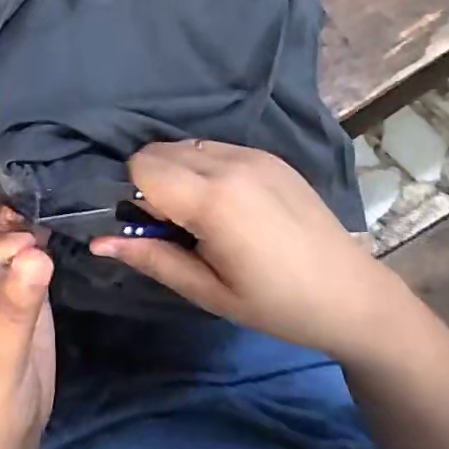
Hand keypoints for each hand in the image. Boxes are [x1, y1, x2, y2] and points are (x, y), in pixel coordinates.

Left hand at [0, 180, 55, 448]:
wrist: (6, 439)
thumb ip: (16, 305)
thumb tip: (38, 251)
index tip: (27, 242)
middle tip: (29, 193)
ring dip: (17, 215)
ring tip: (45, 203)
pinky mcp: (16, 285)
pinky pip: (23, 249)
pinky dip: (36, 234)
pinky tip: (55, 222)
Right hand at [91, 140, 402, 358]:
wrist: (351, 294)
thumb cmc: (276, 304)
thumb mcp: (208, 291)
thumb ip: (150, 258)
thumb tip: (97, 242)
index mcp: (214, 198)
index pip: (142, 165)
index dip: (137, 196)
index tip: (160, 229)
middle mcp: (230, 162)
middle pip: (158, 150)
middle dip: (153, 183)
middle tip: (181, 227)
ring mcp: (253, 153)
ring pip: (184, 145)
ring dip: (178, 173)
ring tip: (206, 216)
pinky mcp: (269, 154)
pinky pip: (214, 147)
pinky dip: (204, 167)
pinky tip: (230, 205)